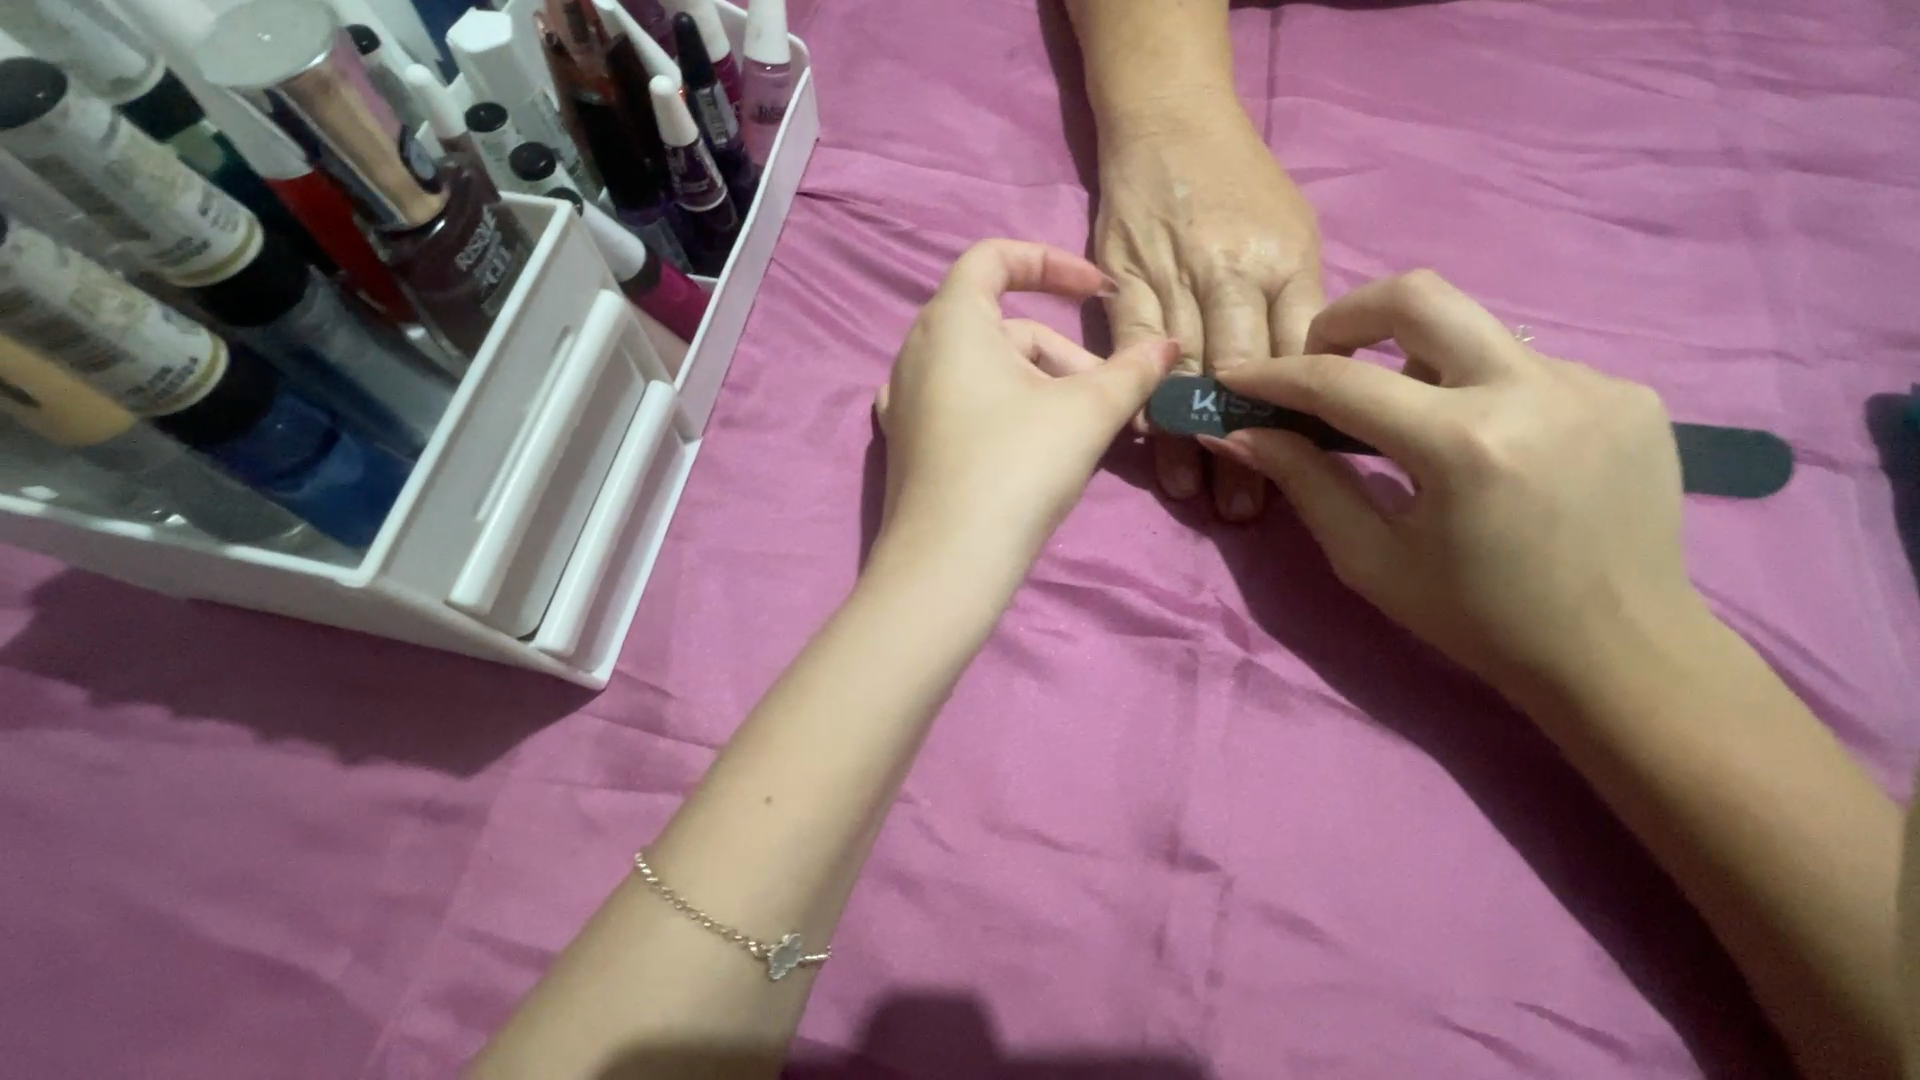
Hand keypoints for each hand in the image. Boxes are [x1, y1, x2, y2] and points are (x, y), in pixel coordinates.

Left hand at [875, 240, 1178, 568]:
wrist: (948, 562)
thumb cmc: (1017, 466)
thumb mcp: (1087, 412)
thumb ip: (1132, 370)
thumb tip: (1167, 344)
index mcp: (950, 322)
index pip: (995, 258)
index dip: (1052, 263)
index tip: (1098, 293)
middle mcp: (915, 352)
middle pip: (1003, 328)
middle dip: (1064, 356)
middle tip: (1109, 401)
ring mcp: (904, 401)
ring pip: (986, 372)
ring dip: (1040, 388)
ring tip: (1081, 434)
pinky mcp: (907, 444)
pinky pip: (962, 406)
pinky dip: (1004, 412)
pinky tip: (1030, 450)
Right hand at [1095, 93, 1322, 520]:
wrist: (1169, 124)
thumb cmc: (1241, 183)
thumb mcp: (1297, 231)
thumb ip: (1300, 305)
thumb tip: (1305, 384)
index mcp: (1288, 263)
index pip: (1299, 354)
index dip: (1296, 418)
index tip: (1298, 474)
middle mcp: (1233, 271)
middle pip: (1242, 372)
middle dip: (1244, 443)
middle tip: (1243, 508)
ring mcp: (1174, 275)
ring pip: (1185, 369)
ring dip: (1188, 435)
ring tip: (1193, 492)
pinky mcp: (1124, 279)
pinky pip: (1131, 346)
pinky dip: (1137, 393)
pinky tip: (1143, 438)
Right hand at [1204, 271, 1704, 698]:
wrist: (1621, 651)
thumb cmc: (1477, 618)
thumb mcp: (1370, 559)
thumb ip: (1305, 481)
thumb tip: (1240, 433)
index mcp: (1464, 447)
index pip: (1343, 381)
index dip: (1277, 376)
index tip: (1237, 379)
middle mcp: (1533, 392)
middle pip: (1418, 296)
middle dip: (1347, 317)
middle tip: (1319, 360)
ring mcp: (1592, 383)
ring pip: (1473, 332)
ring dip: (1416, 363)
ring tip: (1408, 425)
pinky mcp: (1627, 392)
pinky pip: (1524, 366)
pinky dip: (1478, 392)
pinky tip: (1483, 448)